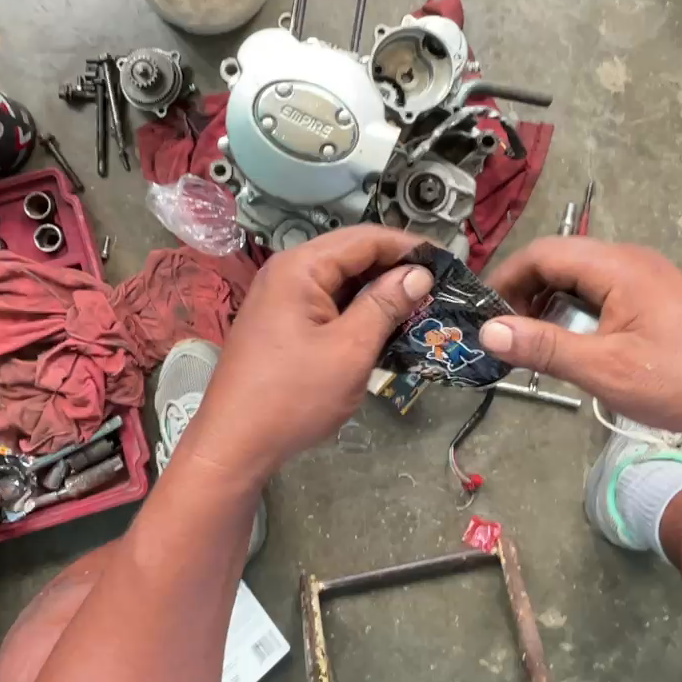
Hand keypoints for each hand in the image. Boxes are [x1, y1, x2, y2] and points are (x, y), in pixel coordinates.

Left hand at [180, 226, 432, 484]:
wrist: (234, 444)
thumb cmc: (293, 396)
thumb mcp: (350, 350)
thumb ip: (385, 306)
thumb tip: (419, 274)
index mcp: (300, 267)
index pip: (364, 238)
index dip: (408, 247)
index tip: (447, 263)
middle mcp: (287, 272)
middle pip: (352, 255)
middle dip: (395, 269)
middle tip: (438, 288)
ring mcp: (281, 297)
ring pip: (341, 281)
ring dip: (379, 292)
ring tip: (420, 308)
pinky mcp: (282, 322)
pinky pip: (328, 303)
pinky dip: (358, 311)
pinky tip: (385, 328)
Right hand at [479, 237, 681, 442]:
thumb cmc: (679, 381)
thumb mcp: (604, 369)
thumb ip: (544, 347)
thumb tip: (487, 331)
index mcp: (618, 266)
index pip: (543, 253)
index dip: (506, 278)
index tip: (483, 312)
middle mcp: (632, 259)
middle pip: (560, 260)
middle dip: (526, 291)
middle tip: (508, 333)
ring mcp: (648, 275)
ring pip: (581, 275)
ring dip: (551, 302)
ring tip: (538, 342)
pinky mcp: (658, 295)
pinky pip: (603, 289)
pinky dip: (577, 309)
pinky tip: (576, 342)